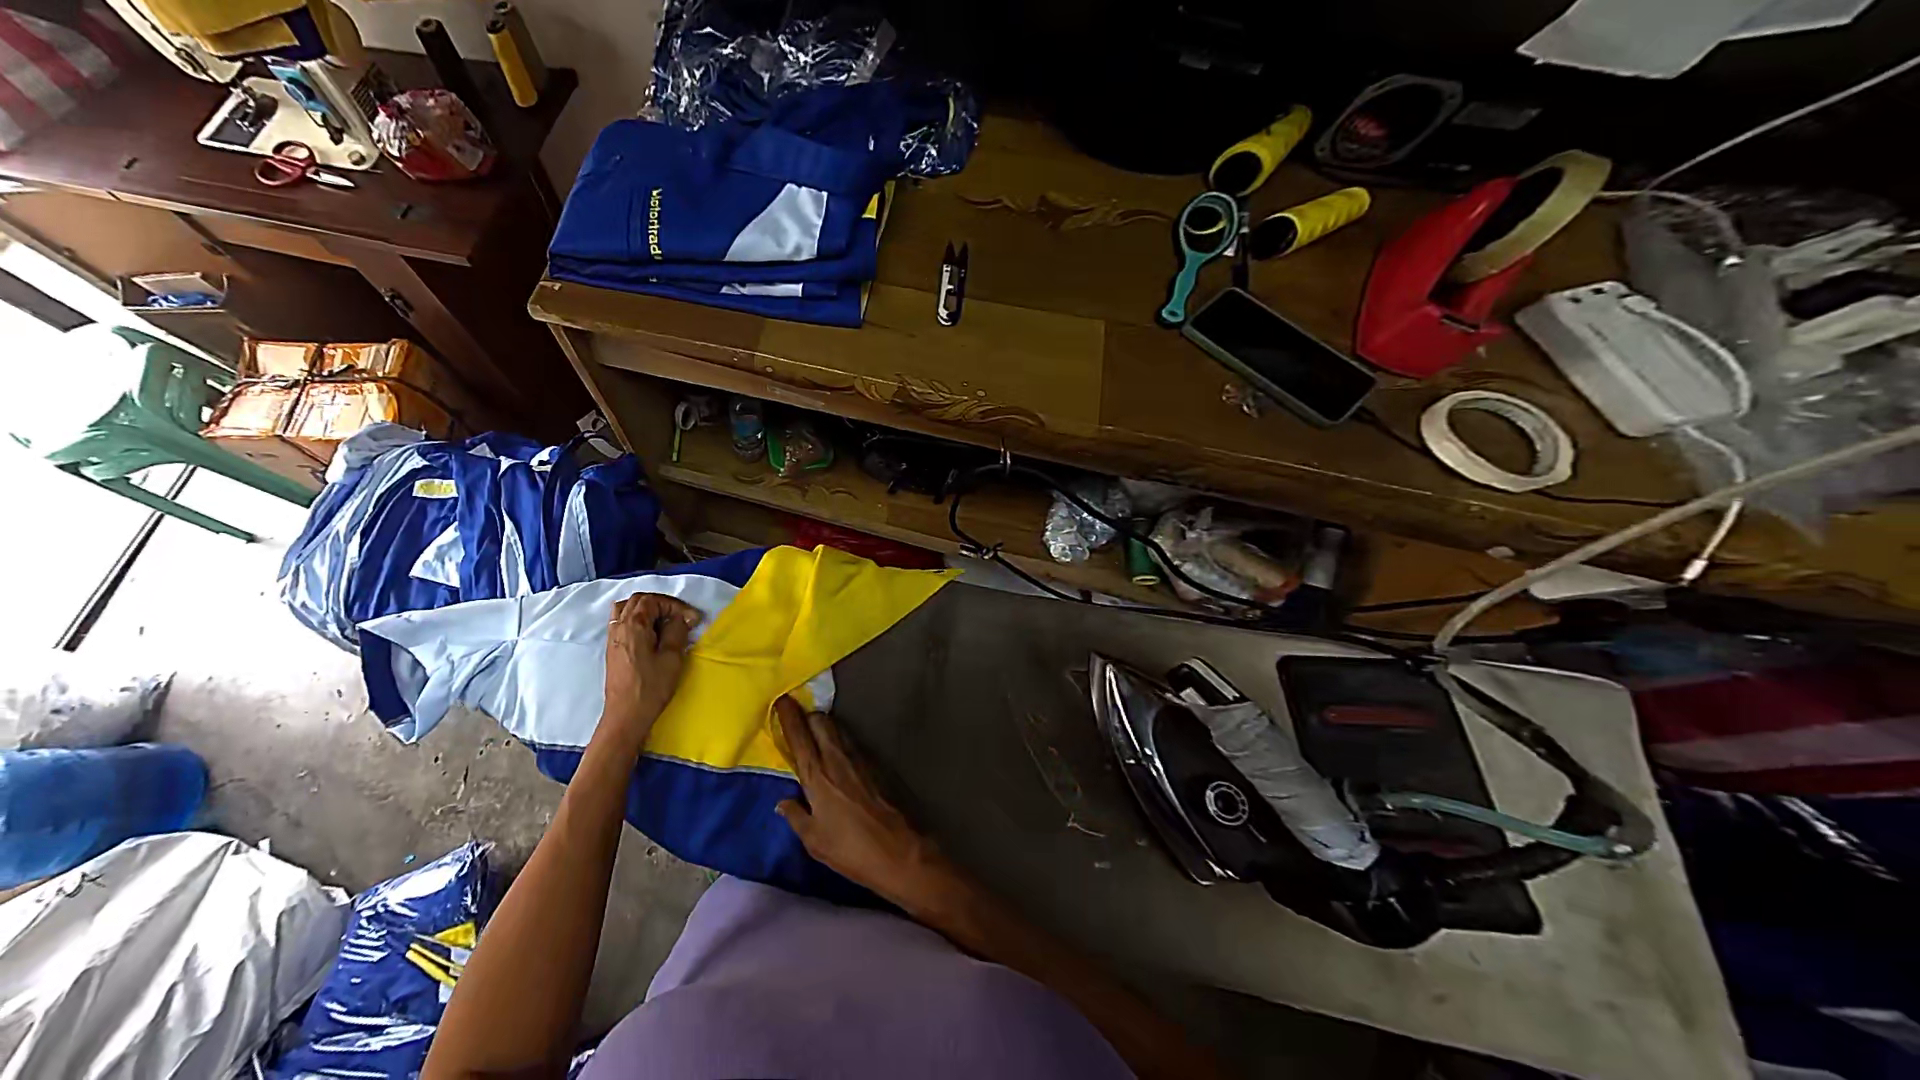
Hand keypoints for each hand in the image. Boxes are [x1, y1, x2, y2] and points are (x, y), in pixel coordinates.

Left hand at [600, 594, 699, 747]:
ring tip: (664, 623)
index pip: (653, 601)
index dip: (674, 605)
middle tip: (680, 618)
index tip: (691, 619)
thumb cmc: (651, 687)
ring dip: (646, 610)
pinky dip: (637, 620)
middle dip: (661, 605)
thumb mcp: (672, 657)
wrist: (626, 715)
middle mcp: (619, 627)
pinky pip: (622, 622)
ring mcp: (613, 638)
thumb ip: (677, 631)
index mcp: (634, 626)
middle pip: (637, 601)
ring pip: (626, 610)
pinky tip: (651, 634)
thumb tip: (682, 617)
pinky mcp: (613, 649)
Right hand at [773, 696, 954, 908]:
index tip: (781, 700)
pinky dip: (840, 739)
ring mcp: (860, 759)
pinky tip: (837, 753)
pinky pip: (852, 742)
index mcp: (817, 775)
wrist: (898, 850)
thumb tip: (783, 802)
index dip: (788, 716)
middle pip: (821, 722)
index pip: (799, 736)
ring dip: (825, 725)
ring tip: (815, 733)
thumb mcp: (814, 839)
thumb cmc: (850, 848)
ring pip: (838, 729)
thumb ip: (796, 816)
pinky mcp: (876, 765)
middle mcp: (838, 759)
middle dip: (808, 716)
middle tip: (797, 720)